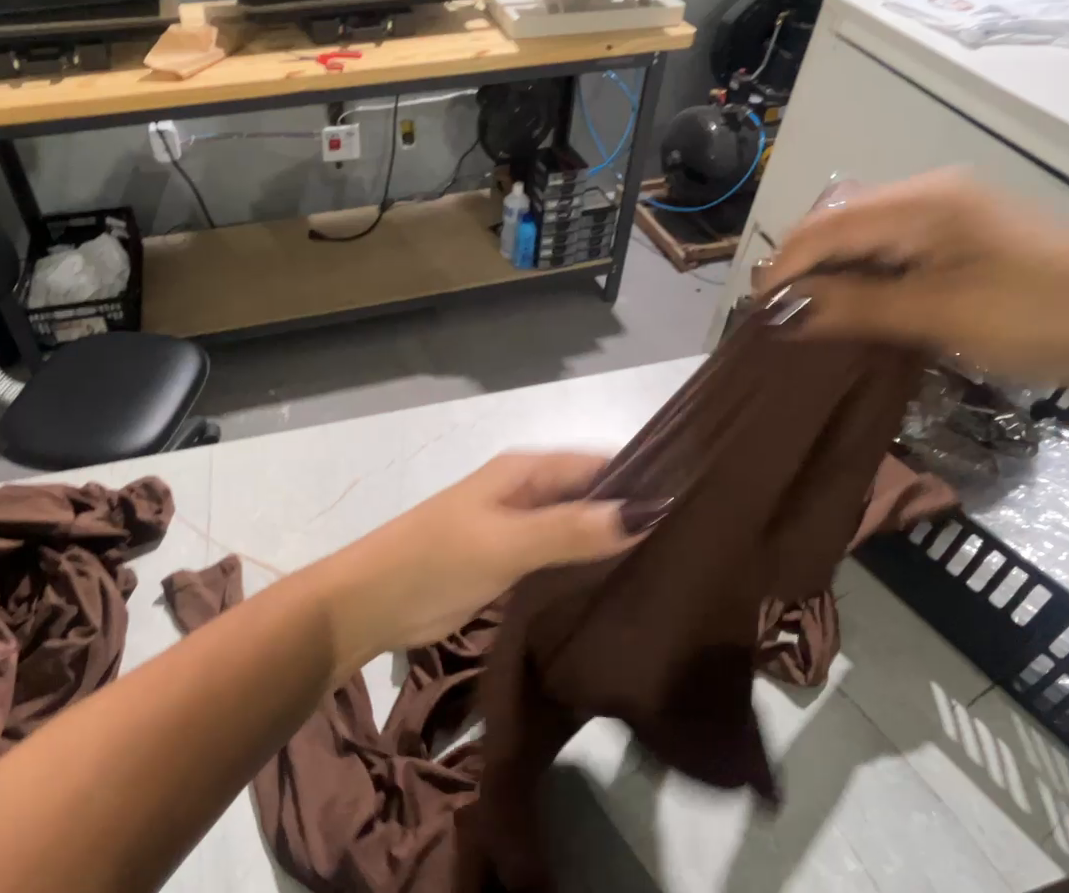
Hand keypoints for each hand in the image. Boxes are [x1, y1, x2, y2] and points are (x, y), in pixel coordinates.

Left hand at [313, 453, 661, 664]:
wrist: (370, 604)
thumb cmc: (435, 559)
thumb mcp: (507, 541)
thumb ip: (572, 529)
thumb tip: (648, 510)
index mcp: (525, 471)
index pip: (600, 464)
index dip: (643, 480)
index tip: (698, 508)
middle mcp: (527, 493)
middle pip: (593, 496)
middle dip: (634, 515)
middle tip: (695, 550)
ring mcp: (519, 530)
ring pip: (579, 529)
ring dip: (613, 545)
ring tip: (674, 573)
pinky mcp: (511, 566)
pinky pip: (561, 559)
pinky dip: (587, 570)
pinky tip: (622, 593)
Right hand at [765, 169, 1068, 382]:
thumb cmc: (1033, 317)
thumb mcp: (932, 314)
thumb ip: (850, 306)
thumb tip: (778, 311)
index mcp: (923, 200)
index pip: (826, 224)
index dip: (782, 266)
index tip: (757, 312)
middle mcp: (931, 194)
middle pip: (839, 223)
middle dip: (802, 267)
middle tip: (780, 316)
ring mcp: (950, 214)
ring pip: (862, 237)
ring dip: (830, 273)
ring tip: (809, 315)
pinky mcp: (963, 239)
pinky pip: (889, 249)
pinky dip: (861, 276)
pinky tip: (854, 305)